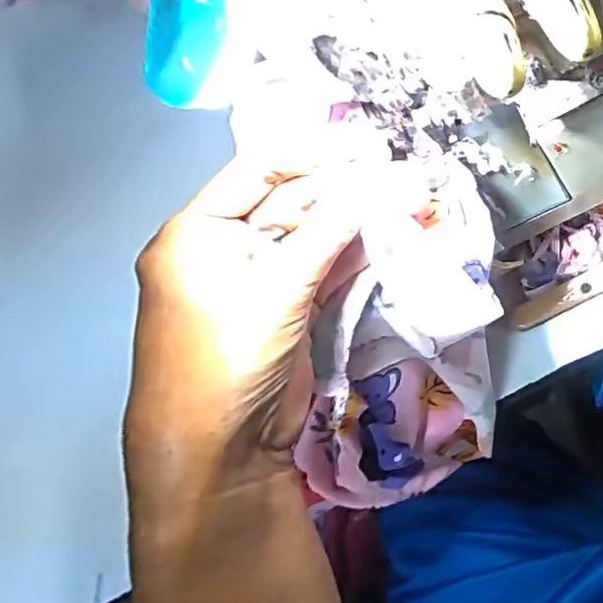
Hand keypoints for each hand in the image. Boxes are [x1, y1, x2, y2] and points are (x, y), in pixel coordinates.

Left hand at [125, 156, 362, 538]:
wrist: (221, 455)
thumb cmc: (225, 362)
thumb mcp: (275, 290)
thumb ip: (327, 232)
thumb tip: (378, 182)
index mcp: (199, 232)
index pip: (258, 171)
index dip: (311, 155)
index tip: (364, 148)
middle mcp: (228, 246)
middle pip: (292, 200)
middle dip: (343, 189)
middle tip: (396, 175)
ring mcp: (263, 276)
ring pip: (316, 232)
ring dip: (356, 219)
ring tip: (403, 198)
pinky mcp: (291, 302)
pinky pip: (326, 263)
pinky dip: (355, 249)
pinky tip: (388, 233)